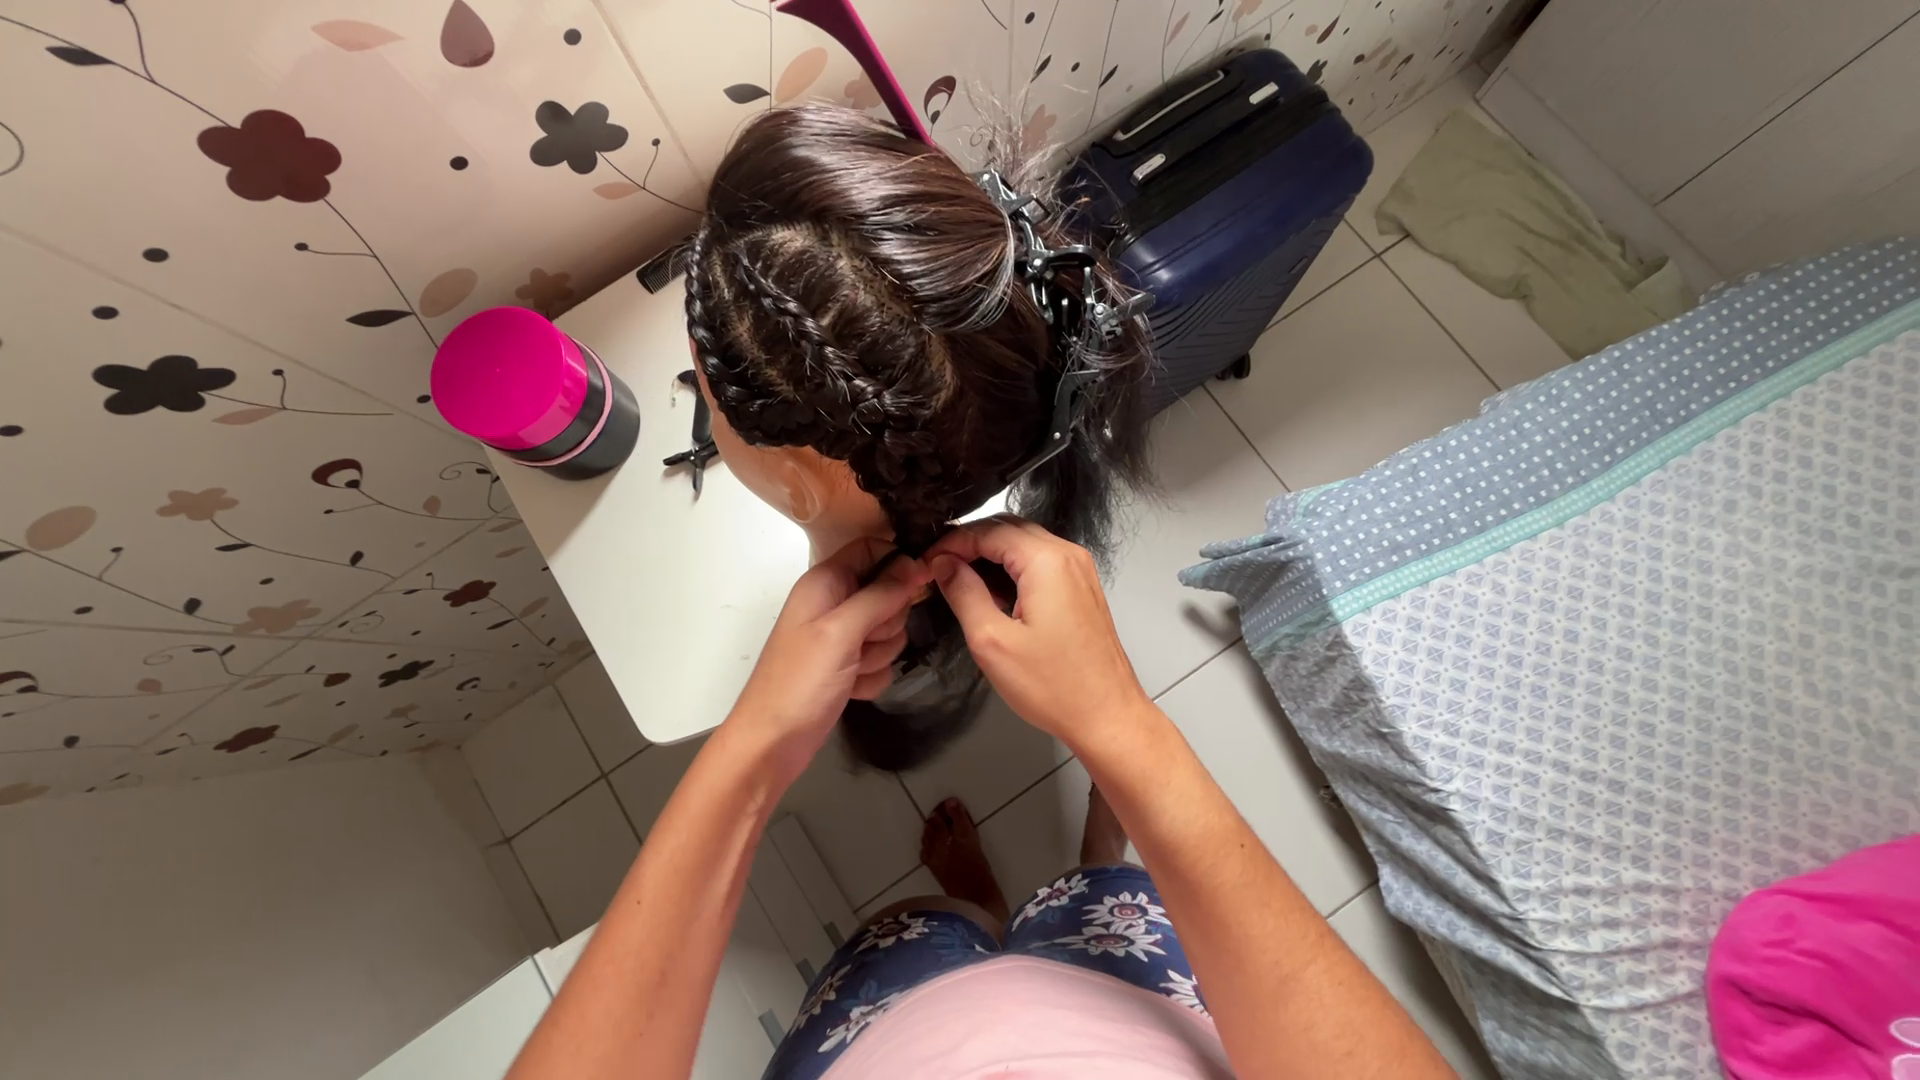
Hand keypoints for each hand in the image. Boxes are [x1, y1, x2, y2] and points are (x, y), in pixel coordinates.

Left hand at [723, 537, 930, 786]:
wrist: (772, 745)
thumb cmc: (799, 683)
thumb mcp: (841, 632)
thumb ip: (880, 594)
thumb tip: (916, 562)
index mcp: (825, 582)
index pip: (872, 549)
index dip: (898, 564)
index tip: (918, 587)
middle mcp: (834, 603)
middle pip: (888, 593)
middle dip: (887, 622)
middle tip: (862, 642)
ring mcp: (841, 637)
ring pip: (890, 631)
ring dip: (879, 654)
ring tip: (850, 670)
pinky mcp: (848, 666)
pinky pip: (882, 661)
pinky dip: (872, 676)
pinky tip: (851, 689)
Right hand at [925, 517, 1151, 744]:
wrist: (1107, 716)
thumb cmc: (1054, 685)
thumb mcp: (992, 640)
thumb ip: (963, 593)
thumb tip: (942, 564)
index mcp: (1046, 561)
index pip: (988, 530)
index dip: (951, 542)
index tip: (925, 562)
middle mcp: (1068, 555)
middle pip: (1008, 528)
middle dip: (969, 543)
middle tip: (937, 569)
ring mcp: (1079, 571)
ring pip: (1024, 544)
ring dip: (990, 555)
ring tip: (959, 581)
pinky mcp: (1082, 588)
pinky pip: (1040, 563)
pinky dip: (1012, 569)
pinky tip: (993, 594)